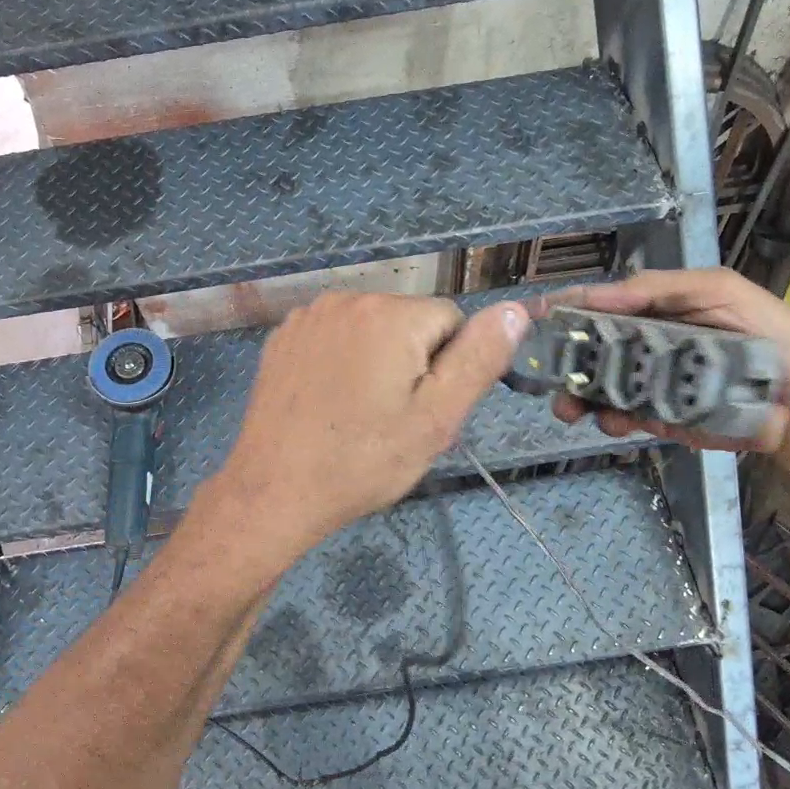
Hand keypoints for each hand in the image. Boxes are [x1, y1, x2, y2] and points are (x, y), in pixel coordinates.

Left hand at [212, 293, 528, 552]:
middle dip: (412, 363)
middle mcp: (348, 298)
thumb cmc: (362, 461)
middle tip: (393, 421)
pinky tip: (329, 404)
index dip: (447, 370)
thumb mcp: (435, 419)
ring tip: (359, 415)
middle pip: (409, 323)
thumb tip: (515, 310)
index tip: (424, 411)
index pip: (451, 322)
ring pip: (371, 330)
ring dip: (376, 362)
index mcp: (390, 314)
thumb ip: (478, 359)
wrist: (274, 490)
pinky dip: (340, 362)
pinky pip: (334, 338)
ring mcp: (309, 316)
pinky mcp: (283, 338)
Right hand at [534, 268, 789, 452]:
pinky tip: (614, 421)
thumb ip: (655, 287)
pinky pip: (624, 420)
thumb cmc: (765, 330)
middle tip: (546, 378)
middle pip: (589, 354)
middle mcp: (645, 347)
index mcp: (653, 312)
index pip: (599, 309)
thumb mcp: (715, 289)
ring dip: (577, 398)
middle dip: (563, 365)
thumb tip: (594, 295)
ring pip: (598, 391)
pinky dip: (611, 421)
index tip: (537, 322)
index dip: (568, 315)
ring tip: (569, 408)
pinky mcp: (661, 420)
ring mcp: (650, 386)